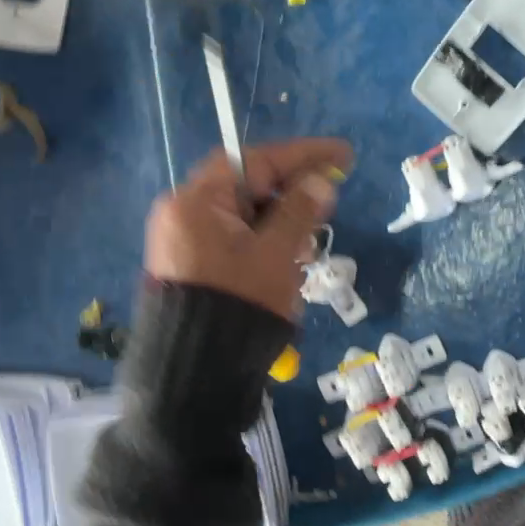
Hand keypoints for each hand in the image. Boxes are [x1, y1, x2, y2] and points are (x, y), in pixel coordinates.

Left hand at [144, 138, 352, 320]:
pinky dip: (263, 242)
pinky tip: (288, 260)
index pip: (255, 161)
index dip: (302, 156)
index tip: (341, 156)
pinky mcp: (191, 266)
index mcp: (197, 201)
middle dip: (291, 194)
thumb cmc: (240, 303)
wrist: (197, 369)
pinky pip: (233, 239)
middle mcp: (183, 213)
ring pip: (242, 215)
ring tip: (310, 246)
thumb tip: (321, 180)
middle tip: (328, 204)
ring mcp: (183, 241)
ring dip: (280, 222)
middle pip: (246, 186)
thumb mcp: (276, 254)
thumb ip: (300, 212)